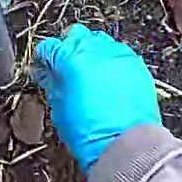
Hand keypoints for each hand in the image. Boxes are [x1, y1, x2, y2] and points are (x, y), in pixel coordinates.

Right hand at [35, 24, 160, 170]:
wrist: (127, 146)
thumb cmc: (91, 133)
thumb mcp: (60, 109)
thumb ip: (53, 84)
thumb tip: (48, 74)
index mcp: (71, 59)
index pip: (50, 46)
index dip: (44, 57)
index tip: (45, 66)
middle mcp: (96, 50)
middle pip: (76, 35)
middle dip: (69, 48)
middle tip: (67, 68)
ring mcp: (118, 55)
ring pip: (100, 41)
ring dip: (91, 52)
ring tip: (90, 73)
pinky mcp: (136, 64)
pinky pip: (118, 54)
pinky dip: (111, 62)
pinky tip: (109, 80)